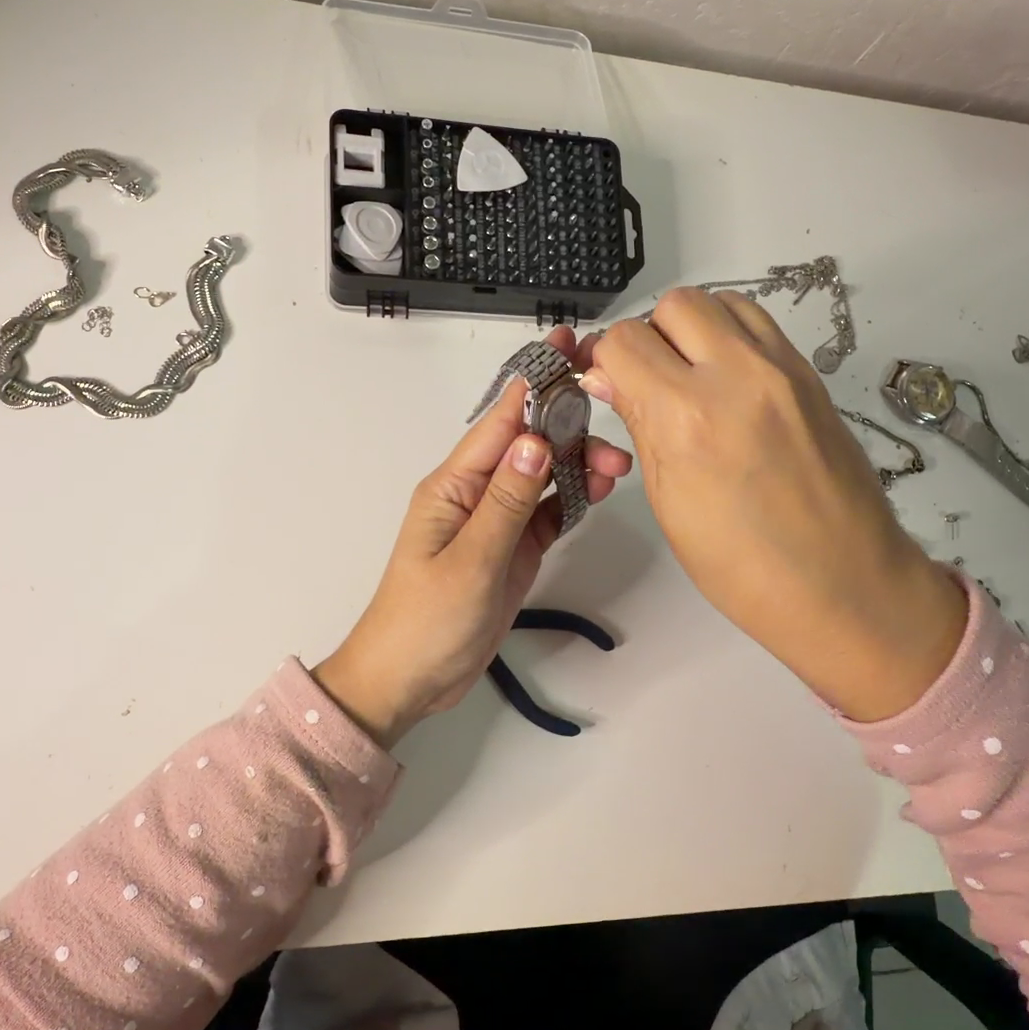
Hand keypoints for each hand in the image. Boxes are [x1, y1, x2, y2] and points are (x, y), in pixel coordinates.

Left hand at [315, 327, 632, 746]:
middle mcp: (475, 495)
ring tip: (619, 473)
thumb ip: (507, 502)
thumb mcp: (471, 561)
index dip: (536, 383)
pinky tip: (600, 492)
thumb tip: (535, 438)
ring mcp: (496, 523)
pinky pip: (547, 512)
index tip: (572, 347)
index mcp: (453, 486)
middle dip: (571, 431)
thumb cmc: (426, 621)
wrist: (409, 681)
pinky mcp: (512, 550)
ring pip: (544, 477)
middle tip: (619, 442)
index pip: (499, 421)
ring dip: (579, 467)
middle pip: (528, 444)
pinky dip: (573, 500)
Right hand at [581, 288, 964, 720]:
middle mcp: (738, 375)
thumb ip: (640, 425)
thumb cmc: (740, 565)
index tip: (605, 386)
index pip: (625, 342)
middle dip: (648, 336)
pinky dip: (730, 338)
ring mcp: (783, 369)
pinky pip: (759, 326)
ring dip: (692, 328)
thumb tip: (608, 379)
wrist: (842, 582)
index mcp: (688, 417)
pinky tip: (726, 384)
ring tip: (688, 377)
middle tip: (647, 380)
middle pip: (674, 304)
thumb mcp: (668, 500)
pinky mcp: (811, 375)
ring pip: (721, 301)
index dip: (605, 361)